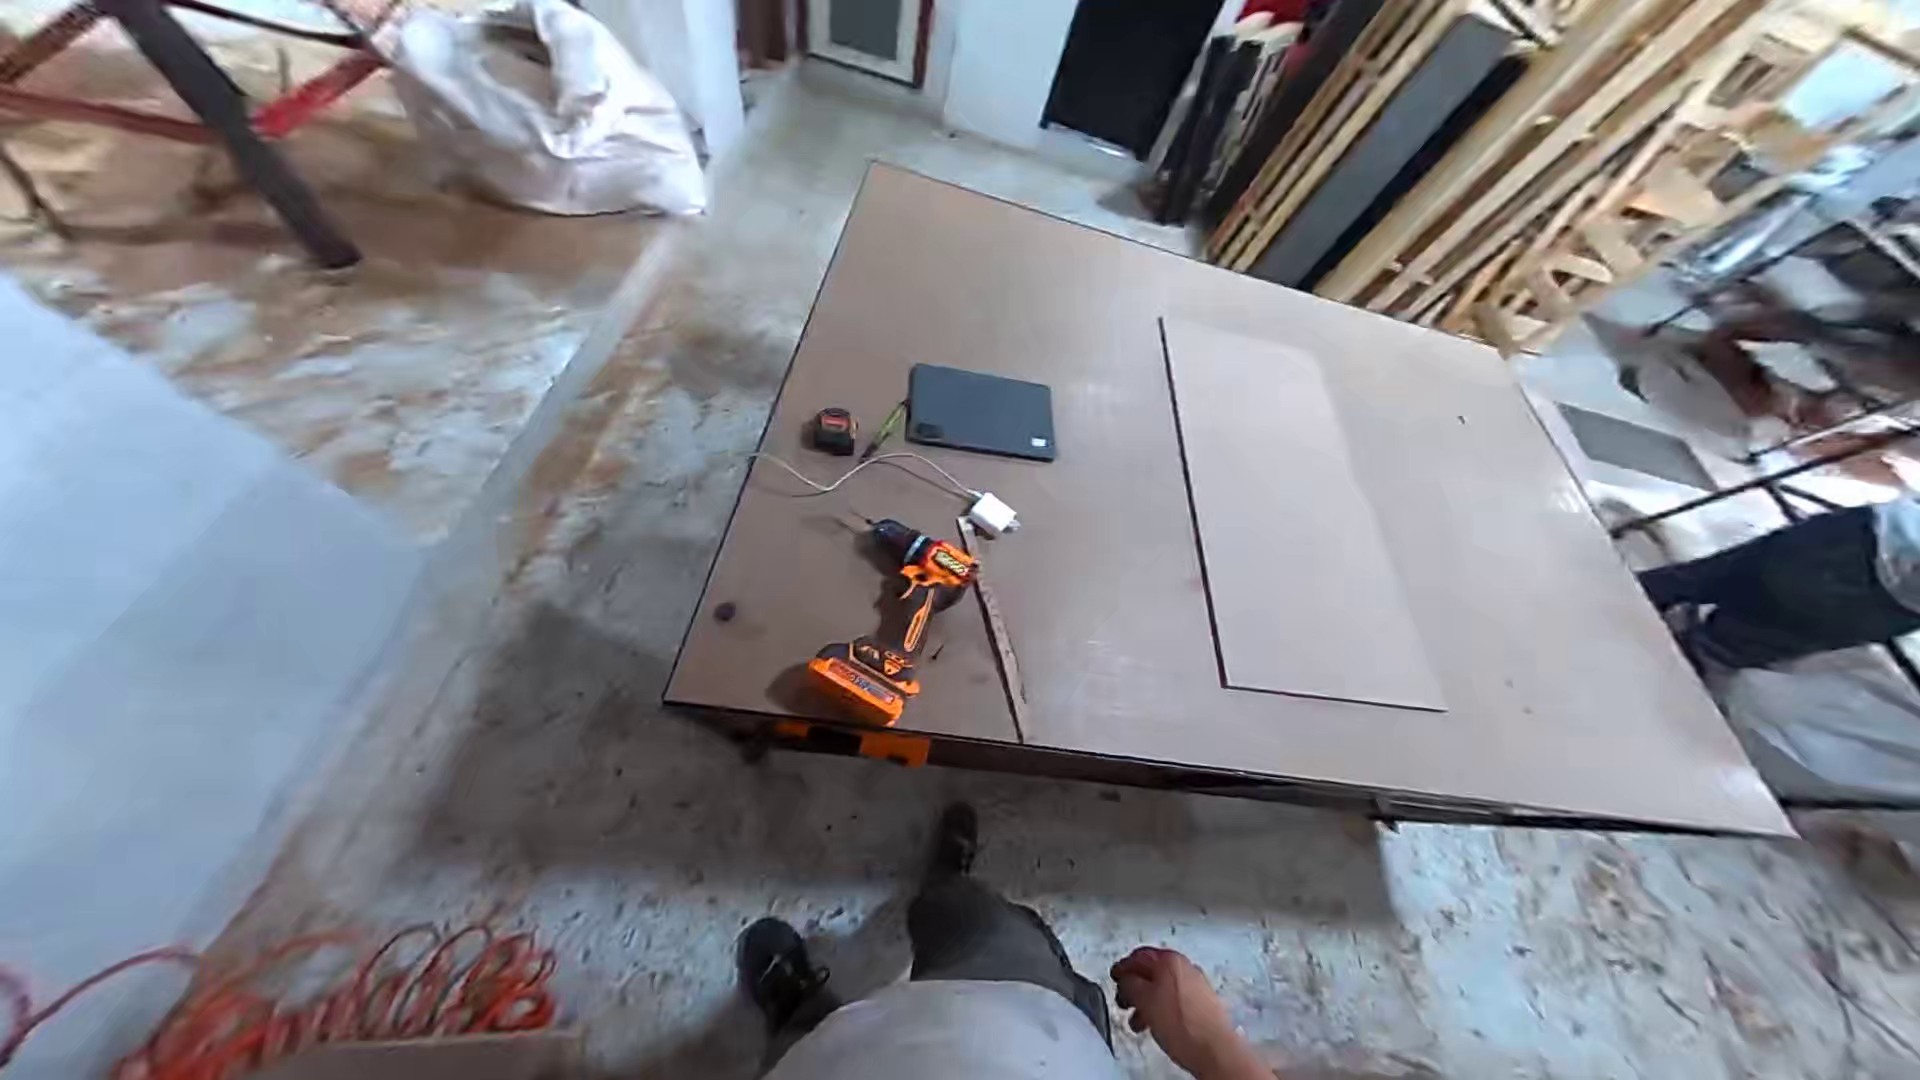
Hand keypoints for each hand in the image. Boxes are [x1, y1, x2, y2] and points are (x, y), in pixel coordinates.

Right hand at [1111, 947, 1268, 1079]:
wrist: (1217, 1052)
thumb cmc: (1184, 1026)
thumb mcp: (1144, 1000)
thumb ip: (1129, 984)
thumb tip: (1125, 979)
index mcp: (1169, 959)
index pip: (1138, 956)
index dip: (1123, 967)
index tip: (1115, 976)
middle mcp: (1184, 966)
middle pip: (1152, 971)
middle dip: (1135, 987)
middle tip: (1125, 1000)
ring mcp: (1197, 984)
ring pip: (1164, 988)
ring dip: (1149, 1002)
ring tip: (1141, 1021)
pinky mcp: (1206, 1004)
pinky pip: (1177, 1000)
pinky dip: (1165, 1008)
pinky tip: (1161, 1024)